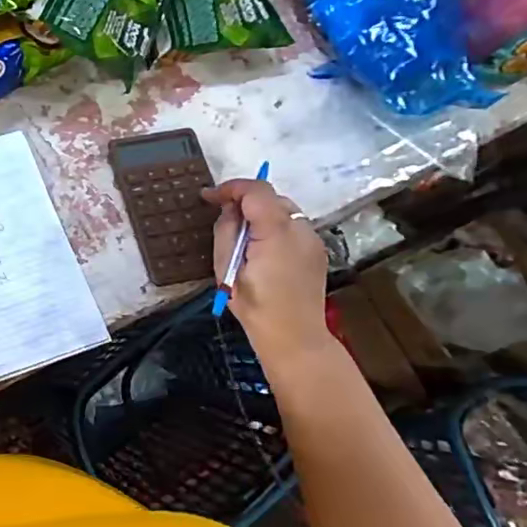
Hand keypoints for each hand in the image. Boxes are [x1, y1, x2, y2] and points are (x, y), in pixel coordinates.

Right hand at [204, 179, 333, 362]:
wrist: (295, 338)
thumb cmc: (255, 305)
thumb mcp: (226, 267)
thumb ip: (226, 230)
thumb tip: (229, 209)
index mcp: (277, 231)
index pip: (256, 190)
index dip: (230, 187)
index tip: (209, 197)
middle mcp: (301, 228)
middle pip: (271, 197)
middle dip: (245, 200)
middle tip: (223, 218)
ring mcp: (313, 239)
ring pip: (283, 210)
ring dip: (261, 213)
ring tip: (243, 236)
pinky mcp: (317, 251)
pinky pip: (293, 226)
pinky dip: (275, 226)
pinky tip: (262, 249)